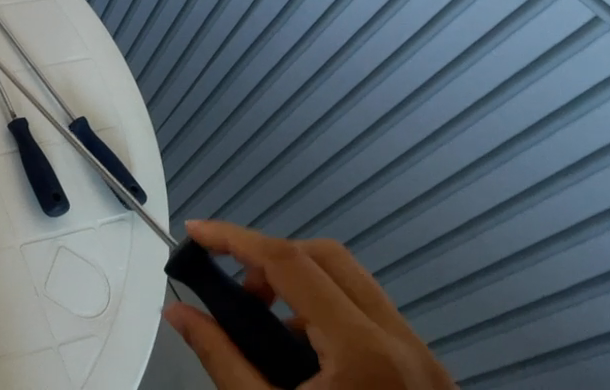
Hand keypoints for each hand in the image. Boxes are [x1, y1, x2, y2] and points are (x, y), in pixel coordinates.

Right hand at [164, 221, 456, 389]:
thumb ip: (223, 359)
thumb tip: (180, 314)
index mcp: (363, 352)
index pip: (289, 262)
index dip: (234, 239)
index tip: (195, 233)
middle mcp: (403, 344)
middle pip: (326, 257)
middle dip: (271, 258)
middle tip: (237, 290)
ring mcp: (424, 360)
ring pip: (354, 283)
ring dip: (302, 284)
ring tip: (269, 328)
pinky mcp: (429, 377)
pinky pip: (373, 316)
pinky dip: (329, 312)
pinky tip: (307, 356)